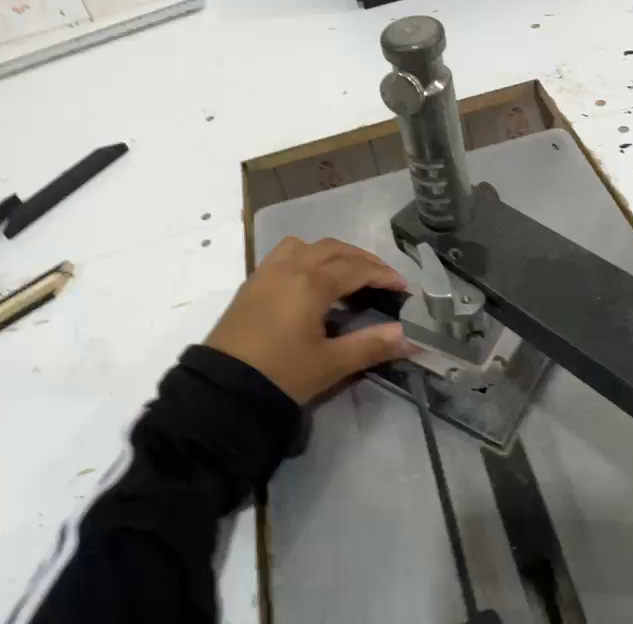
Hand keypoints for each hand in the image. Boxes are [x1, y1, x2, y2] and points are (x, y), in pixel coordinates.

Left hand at [205, 237, 417, 403]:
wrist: (222, 387)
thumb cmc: (281, 374)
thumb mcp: (330, 364)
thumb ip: (371, 346)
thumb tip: (409, 336)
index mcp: (312, 281)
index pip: (356, 268)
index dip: (383, 274)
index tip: (403, 287)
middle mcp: (290, 266)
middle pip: (333, 249)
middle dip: (361, 260)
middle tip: (382, 279)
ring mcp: (268, 271)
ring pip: (307, 246)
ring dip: (332, 253)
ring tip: (348, 274)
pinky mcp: (252, 282)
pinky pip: (286, 254)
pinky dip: (308, 256)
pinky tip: (312, 281)